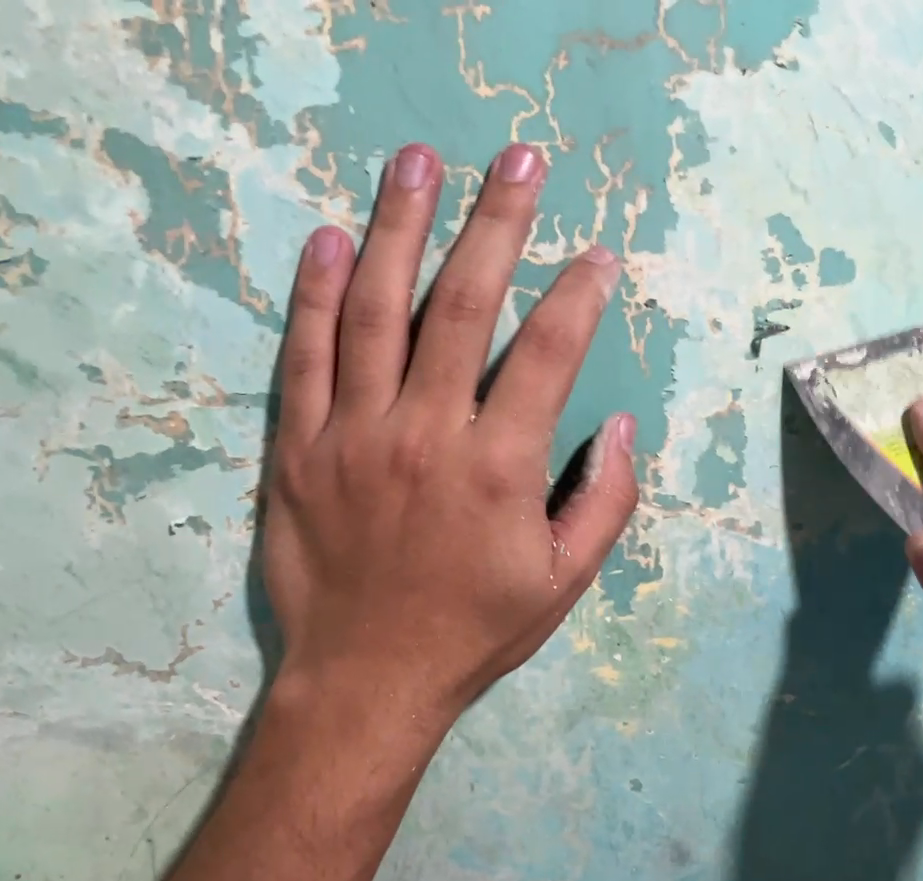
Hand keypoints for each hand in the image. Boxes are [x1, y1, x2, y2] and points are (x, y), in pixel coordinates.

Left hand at [264, 142, 639, 723]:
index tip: (598, 256)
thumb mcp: (562, 583)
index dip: (579, 295)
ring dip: (402, 228)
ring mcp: (352, 436)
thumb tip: (625, 428)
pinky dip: (317, 295)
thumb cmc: (472, 632)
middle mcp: (425, 434)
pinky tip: (333, 241)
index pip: (548, 353)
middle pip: (463, 304)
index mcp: (498, 468)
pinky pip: (304, 358)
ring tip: (417, 163)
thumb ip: (606, 503)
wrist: (366, 680)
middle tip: (517, 158)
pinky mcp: (297, 450)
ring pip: (376, 311)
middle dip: (497, 223)